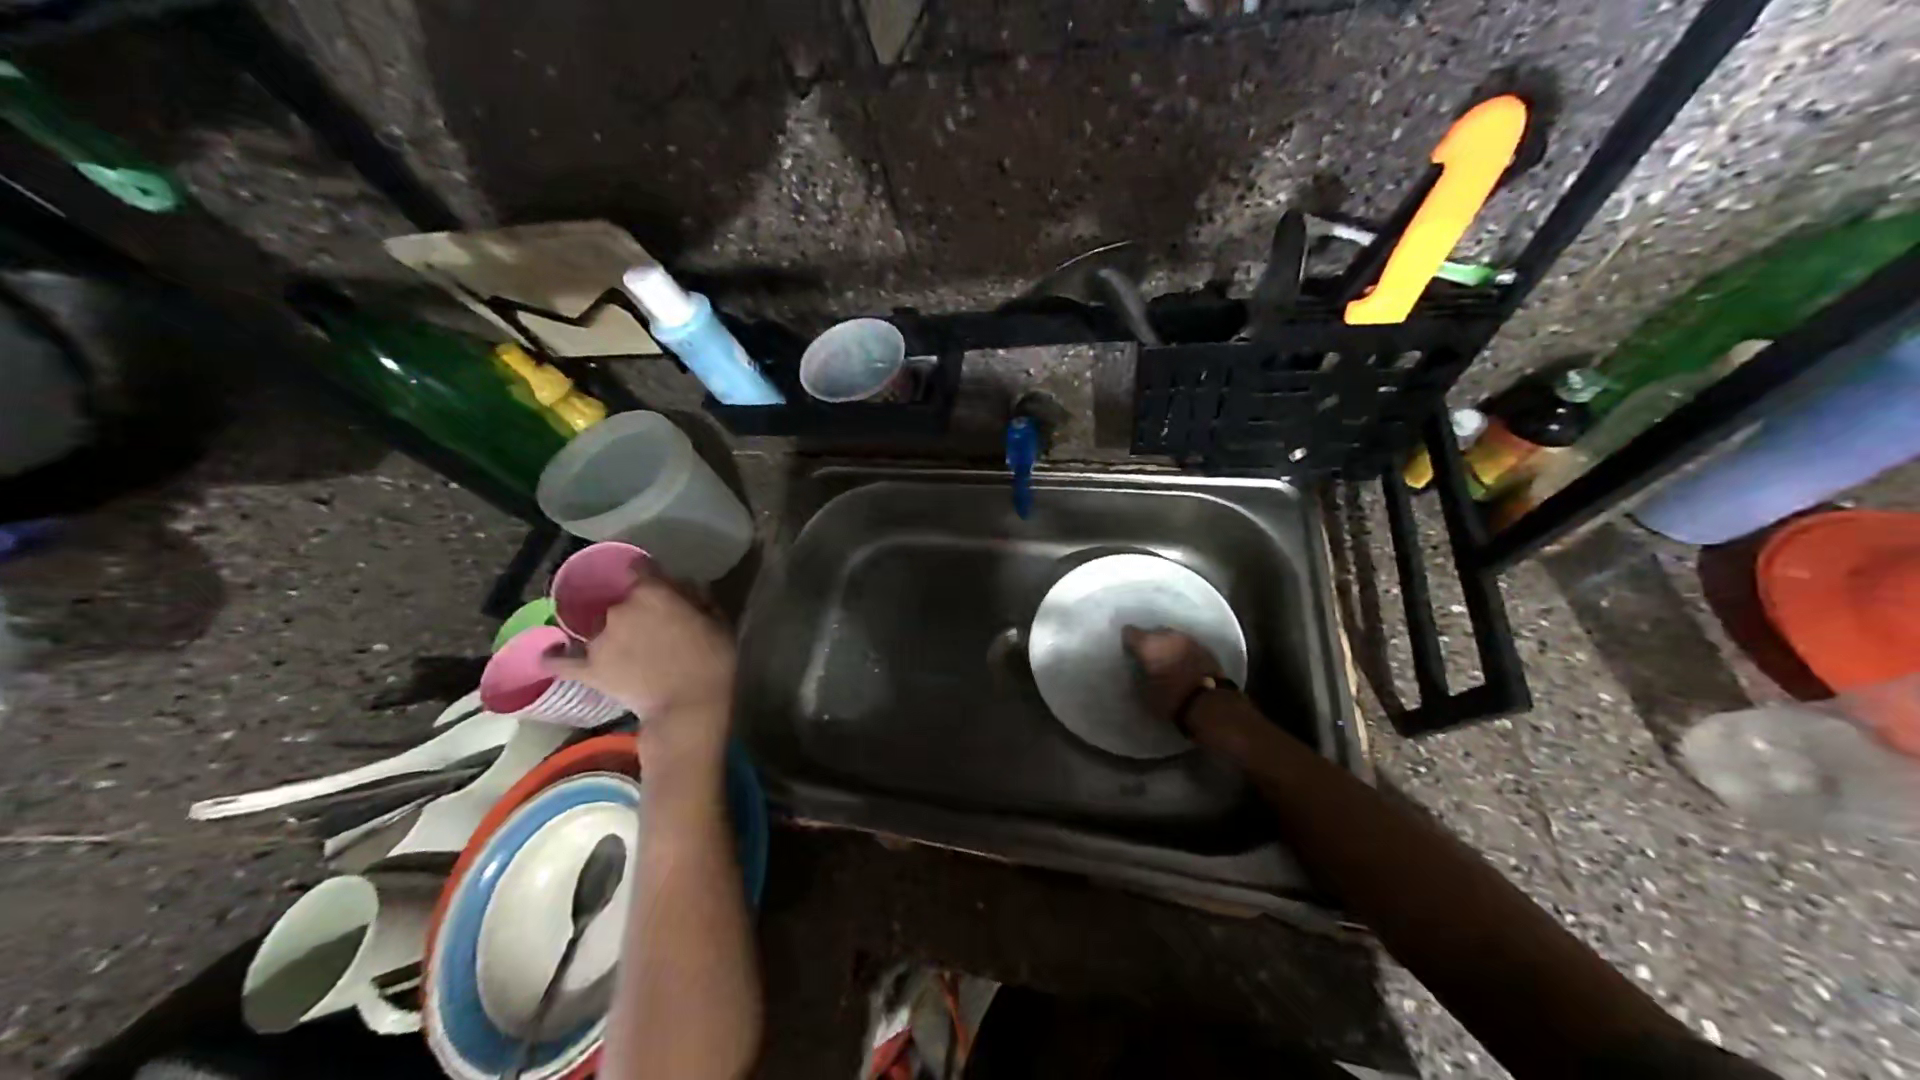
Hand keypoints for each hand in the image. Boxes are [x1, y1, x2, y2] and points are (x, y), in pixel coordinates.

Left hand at [548, 576, 735, 762]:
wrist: (688, 708)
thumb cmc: (713, 661)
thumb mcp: (718, 621)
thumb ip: (698, 598)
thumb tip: (683, 587)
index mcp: (652, 592)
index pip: (640, 568)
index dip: (649, 575)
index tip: (657, 584)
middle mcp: (619, 609)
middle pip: (620, 601)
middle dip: (632, 609)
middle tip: (650, 628)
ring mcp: (598, 640)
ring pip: (597, 628)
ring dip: (607, 633)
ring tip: (620, 649)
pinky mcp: (587, 669)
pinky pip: (560, 660)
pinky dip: (555, 657)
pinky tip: (551, 654)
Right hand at [1121, 626, 1224, 728]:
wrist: (1209, 704)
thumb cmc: (1170, 699)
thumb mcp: (1143, 691)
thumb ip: (1137, 673)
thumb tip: (1136, 667)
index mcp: (1148, 644)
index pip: (1129, 632)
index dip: (1128, 642)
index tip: (1130, 653)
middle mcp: (1168, 635)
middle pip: (1153, 631)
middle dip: (1149, 642)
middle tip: (1149, 659)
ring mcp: (1188, 639)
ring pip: (1171, 637)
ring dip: (1167, 646)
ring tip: (1167, 661)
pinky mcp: (1204, 647)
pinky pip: (1186, 644)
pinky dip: (1181, 651)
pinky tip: (1183, 664)